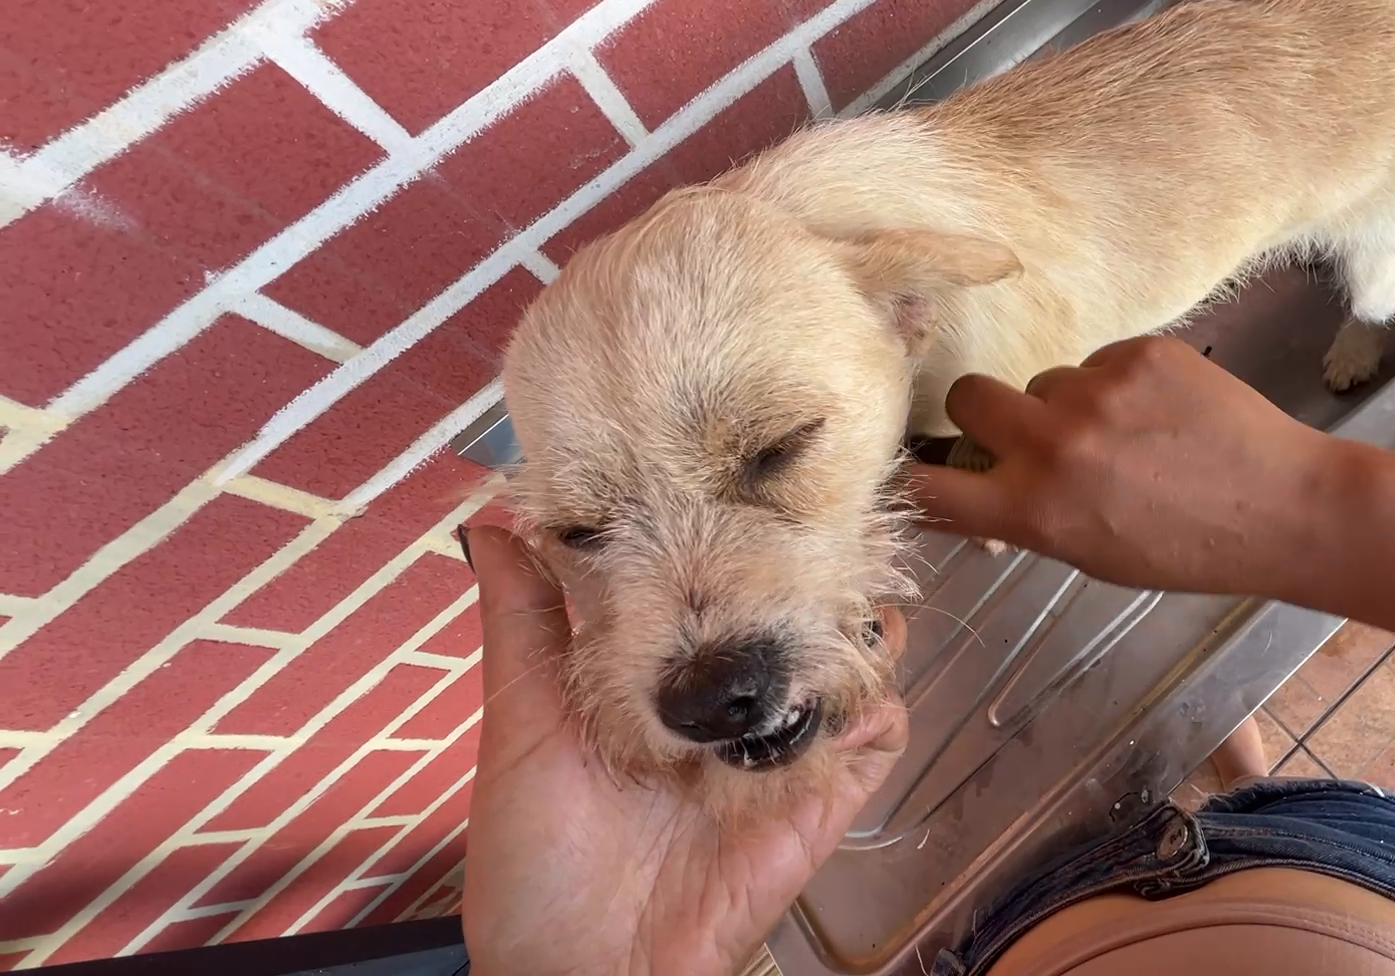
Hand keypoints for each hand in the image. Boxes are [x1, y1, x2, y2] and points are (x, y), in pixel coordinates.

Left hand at [459, 526, 907, 975]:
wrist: (583, 968)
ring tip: (850, 608)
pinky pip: (880, 736)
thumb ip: (525, 625)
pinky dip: (881, 707)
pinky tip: (851, 695)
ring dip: (870, 631)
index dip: (757, 540)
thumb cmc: (540, 848)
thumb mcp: (525, 720)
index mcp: (685, 671)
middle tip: (832, 536)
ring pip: (858, 664)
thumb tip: (493, 524)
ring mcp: (788, 741)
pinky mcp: (825, 790)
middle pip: (809, 616)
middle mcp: (744, 696)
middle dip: (832, 576)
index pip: (736, 588)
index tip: (767, 486)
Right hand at [906, 336, 1351, 595]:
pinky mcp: (1140, 351)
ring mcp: (1096, 389)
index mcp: (1035, 509)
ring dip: (1065, 403)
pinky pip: (1098, 361)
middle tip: (1023, 429)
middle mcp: (1052, 443)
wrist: (1284, 506)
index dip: (912, 476)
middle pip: (966, 395)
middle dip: (983, 412)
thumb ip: (1025, 516)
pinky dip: (1116, 384)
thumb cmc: (1183, 550)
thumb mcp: (1088, 555)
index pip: (928, 489)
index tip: (917, 468)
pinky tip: (1160, 412)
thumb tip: (977, 491)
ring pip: (1042, 378)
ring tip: (1125, 432)